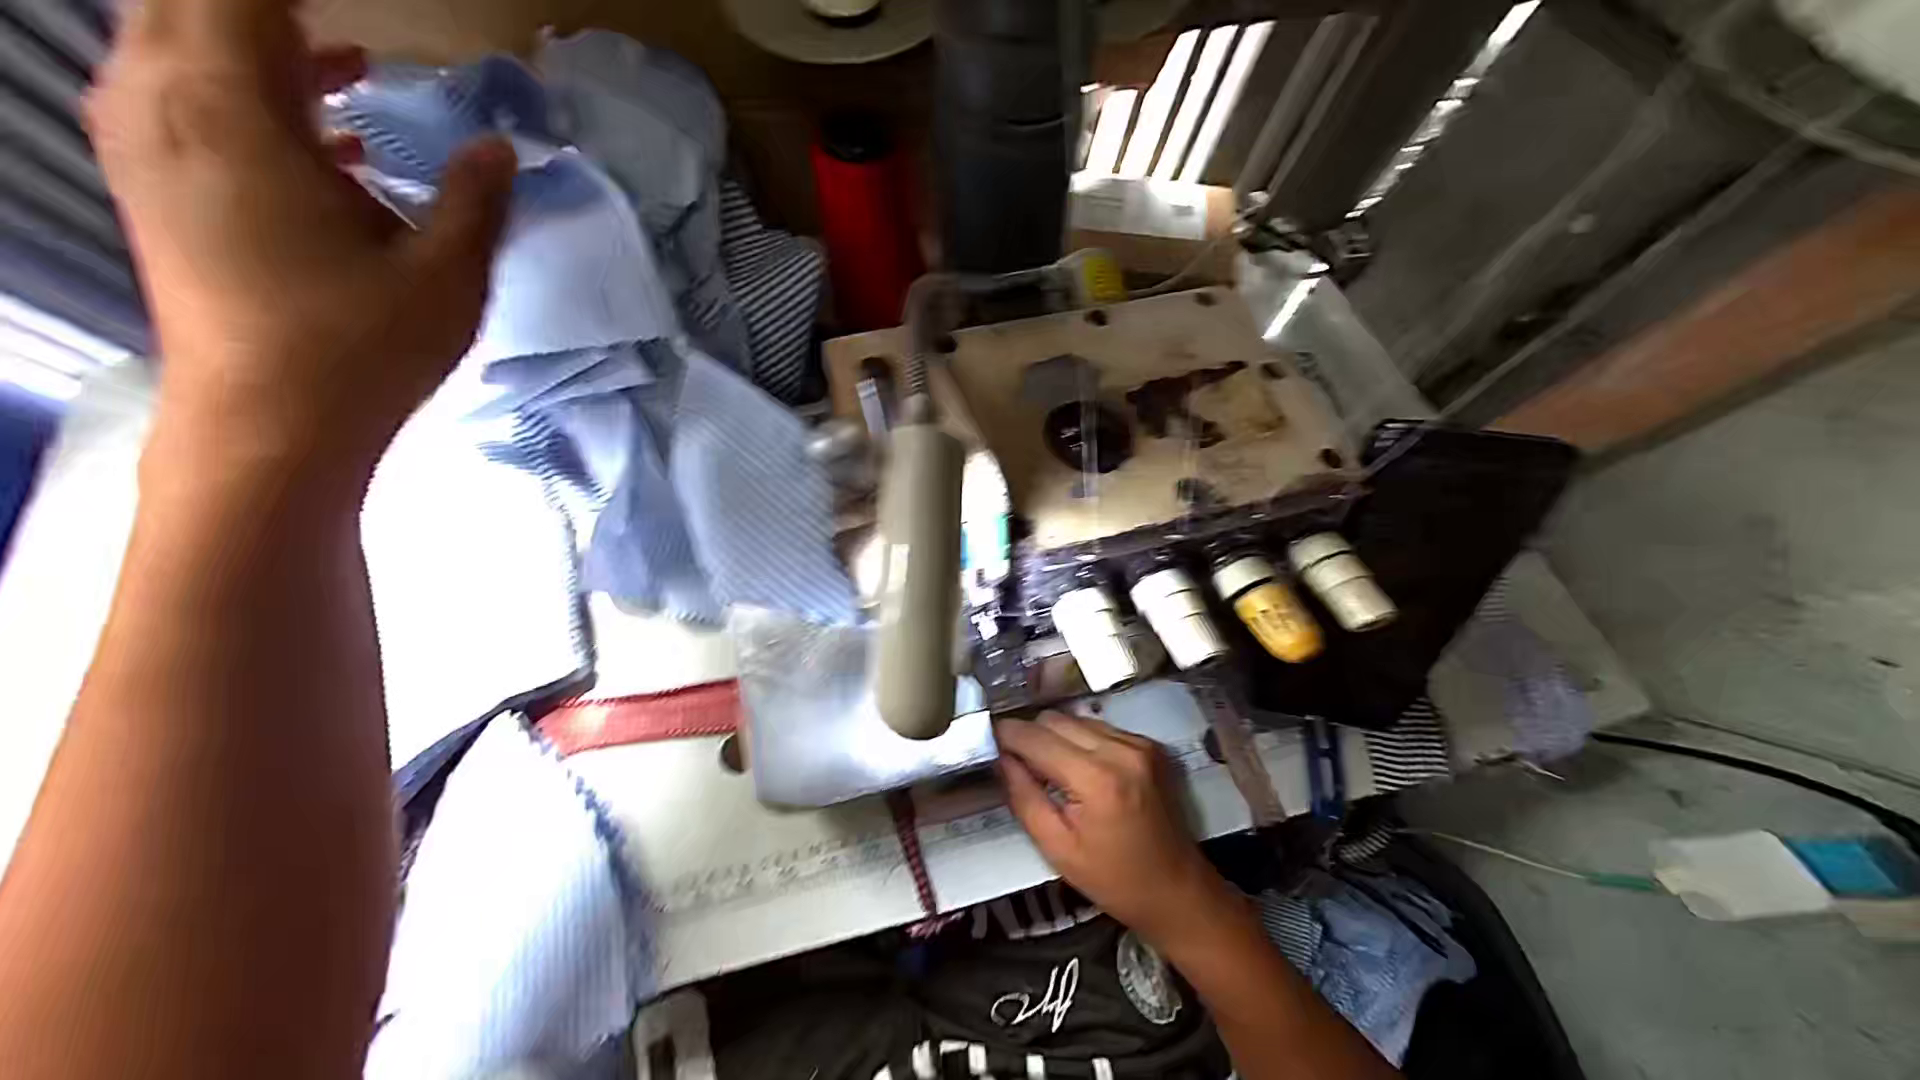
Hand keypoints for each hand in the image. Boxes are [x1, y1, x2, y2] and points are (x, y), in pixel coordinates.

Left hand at [87, 0, 515, 480]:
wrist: (271, 426)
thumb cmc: (363, 348)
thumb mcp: (447, 276)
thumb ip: (477, 201)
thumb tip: (500, 148)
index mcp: (231, 111)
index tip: (377, 15)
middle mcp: (162, 106)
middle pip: (199, 8)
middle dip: (280, 16)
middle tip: (360, 37)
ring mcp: (147, 147)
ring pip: (184, 48)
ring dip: (263, 47)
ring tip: (348, 67)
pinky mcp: (158, 189)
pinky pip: (185, 99)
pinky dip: (250, 96)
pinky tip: (329, 140)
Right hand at [994, 711, 1240, 946]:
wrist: (1179, 891)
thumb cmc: (1114, 880)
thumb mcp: (1057, 848)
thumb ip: (1023, 797)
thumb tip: (1000, 758)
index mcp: (1096, 778)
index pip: (1035, 737)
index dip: (1005, 736)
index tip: (986, 742)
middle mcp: (1119, 749)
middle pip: (1054, 719)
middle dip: (1029, 735)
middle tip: (1014, 761)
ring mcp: (1138, 743)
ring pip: (1076, 718)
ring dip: (1055, 736)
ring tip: (1047, 768)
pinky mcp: (1149, 745)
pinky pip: (1099, 727)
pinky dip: (1080, 740)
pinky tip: (1079, 769)